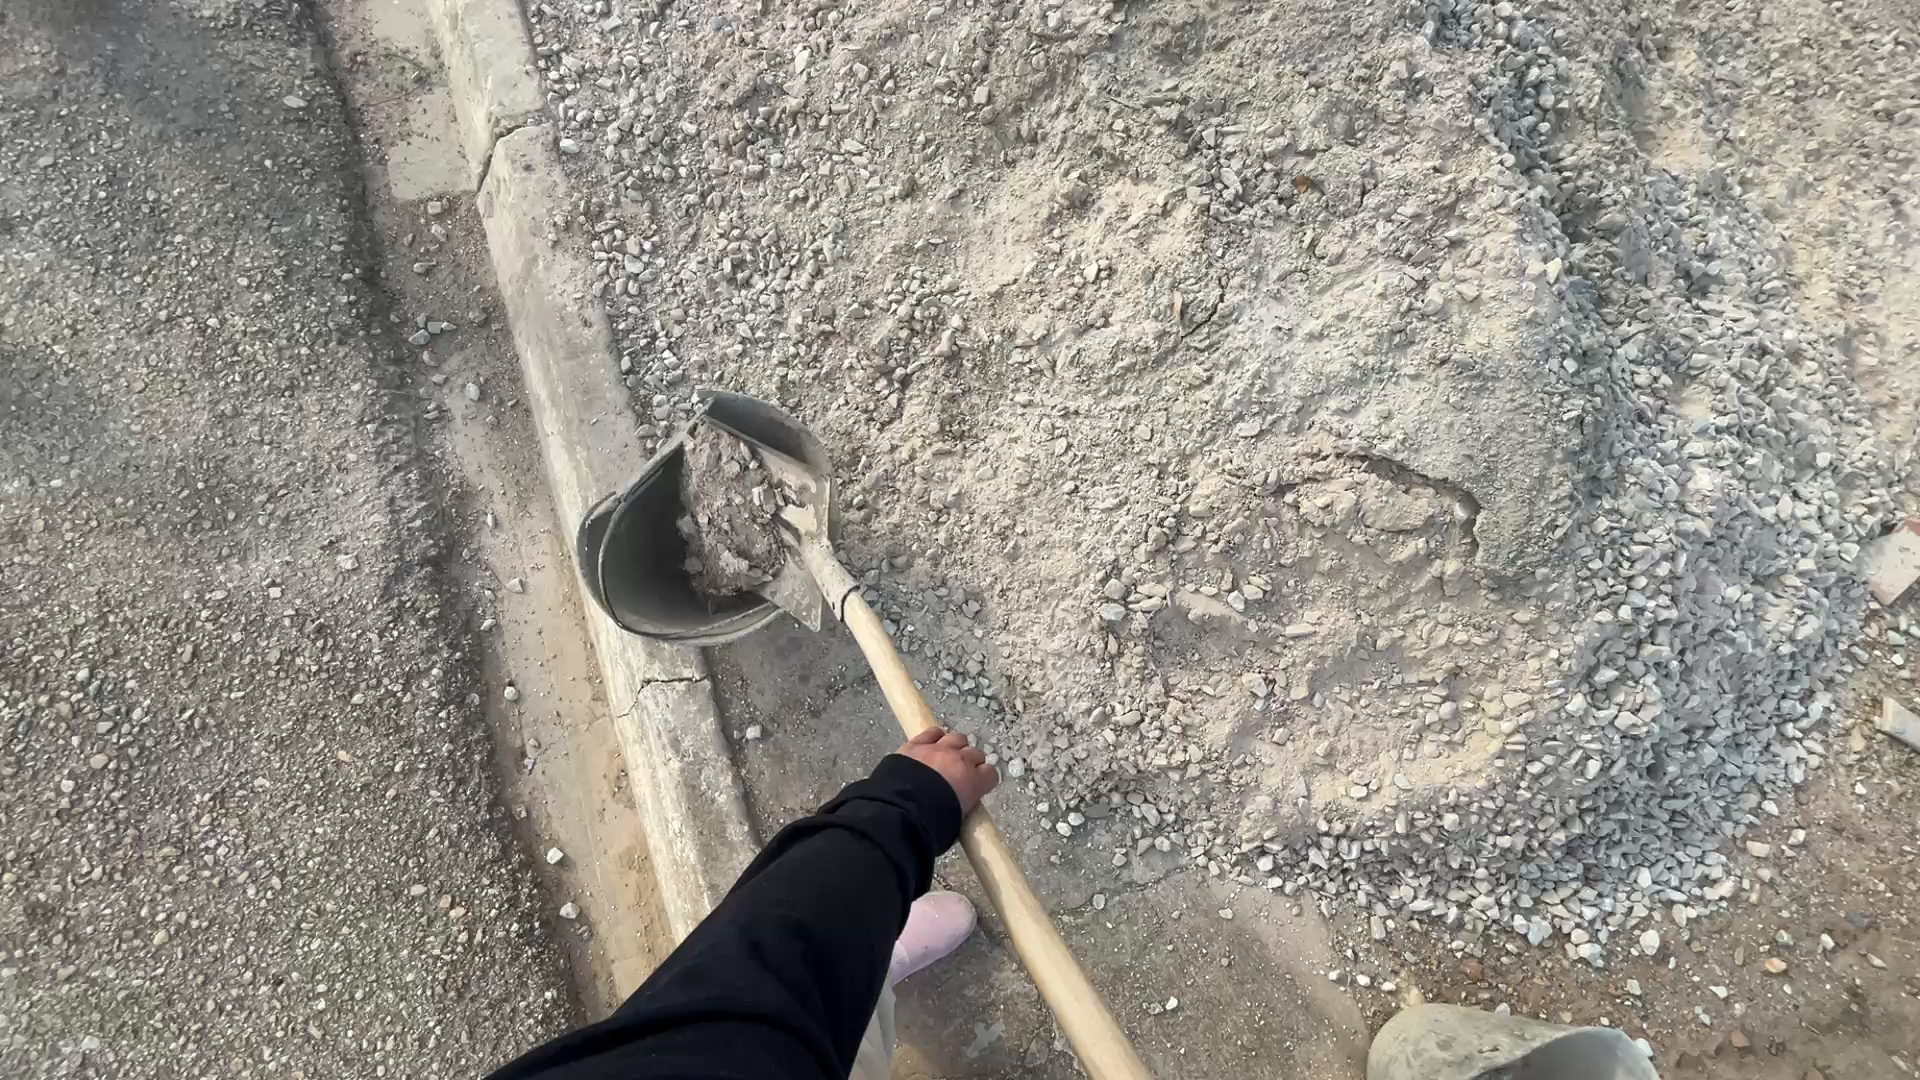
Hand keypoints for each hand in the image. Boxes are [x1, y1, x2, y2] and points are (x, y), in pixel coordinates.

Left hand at [897, 727, 997, 815]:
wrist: (902, 811)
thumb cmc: (932, 824)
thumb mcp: (957, 822)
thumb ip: (963, 806)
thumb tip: (959, 805)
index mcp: (974, 782)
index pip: (990, 773)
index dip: (984, 779)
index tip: (978, 785)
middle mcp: (960, 760)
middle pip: (975, 753)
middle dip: (970, 762)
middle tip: (961, 773)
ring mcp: (938, 749)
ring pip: (957, 738)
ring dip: (955, 746)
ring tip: (947, 756)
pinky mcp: (917, 745)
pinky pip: (932, 732)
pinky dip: (935, 737)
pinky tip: (932, 744)